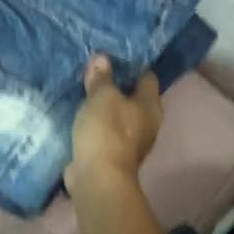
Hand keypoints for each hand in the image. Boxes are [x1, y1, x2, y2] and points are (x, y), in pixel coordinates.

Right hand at [67, 55, 162, 190]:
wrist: (98, 177)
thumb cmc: (107, 131)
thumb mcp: (102, 97)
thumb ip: (102, 77)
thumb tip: (102, 57)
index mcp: (151, 105)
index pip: (147, 76)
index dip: (132, 64)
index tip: (113, 55)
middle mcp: (147, 123)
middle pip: (133, 97)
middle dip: (116, 85)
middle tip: (95, 71)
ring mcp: (131, 142)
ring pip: (118, 115)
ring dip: (105, 106)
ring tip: (86, 91)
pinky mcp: (113, 154)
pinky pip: (105, 131)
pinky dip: (96, 124)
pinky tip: (82, 115)